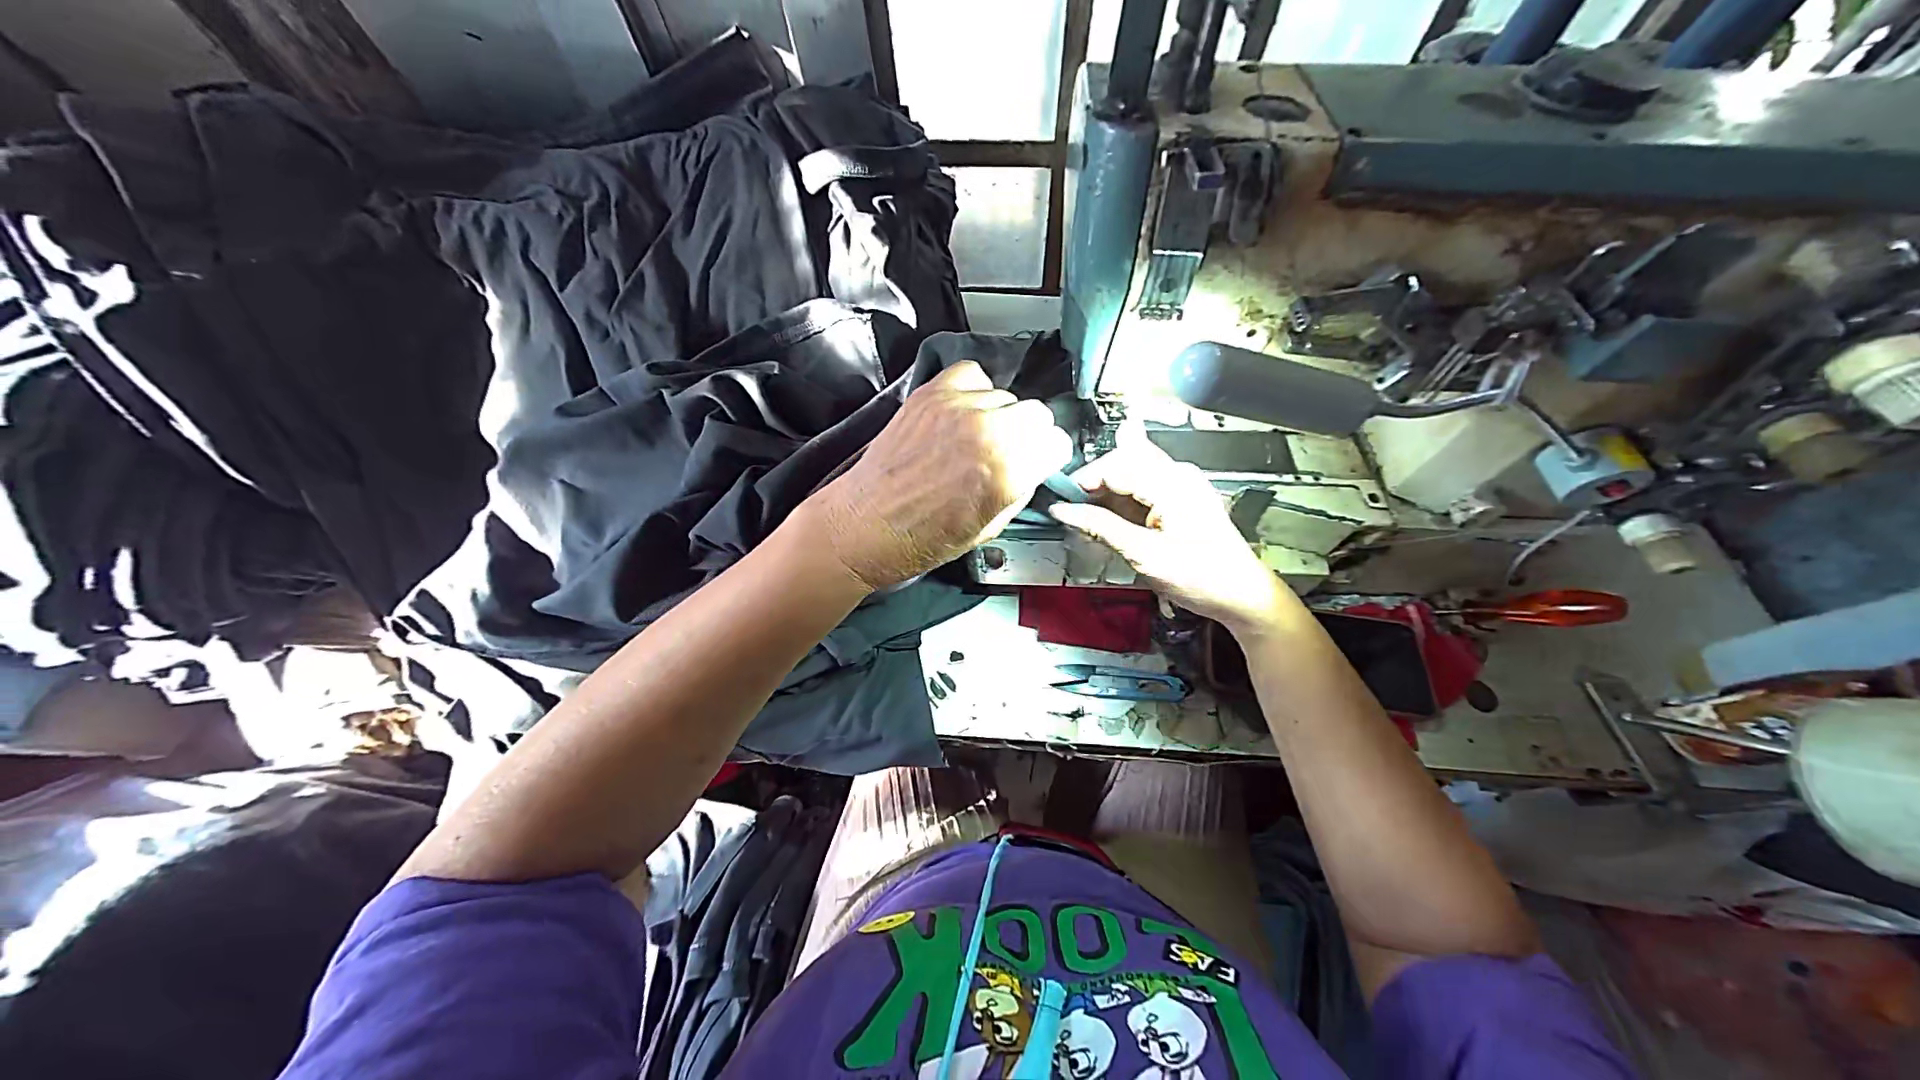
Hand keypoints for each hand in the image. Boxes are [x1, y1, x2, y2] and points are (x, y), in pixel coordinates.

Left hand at [805, 361, 1071, 590]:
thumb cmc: (918, 538)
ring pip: (1006, 395)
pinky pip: (972, 374)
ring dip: (998, 415)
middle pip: (1037, 413)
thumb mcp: (990, 527)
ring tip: (975, 438)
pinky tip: (963, 413)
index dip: (1047, 455)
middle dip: (1029, 433)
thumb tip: (1032, 466)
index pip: (1056, 443)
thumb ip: (1019, 488)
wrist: (865, 526)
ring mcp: (958, 409)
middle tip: (1009, 451)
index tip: (1038, 460)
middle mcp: (989, 433)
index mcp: (1009, 472)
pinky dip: (973, 390)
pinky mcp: (931, 396)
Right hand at [1049, 420, 1297, 635]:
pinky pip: (1140, 490)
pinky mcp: (1179, 501)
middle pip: (1120, 463)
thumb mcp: (1144, 555)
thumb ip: (1101, 528)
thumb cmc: (1208, 577)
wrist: (1242, 596)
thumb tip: (1066, 512)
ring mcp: (1180, 486)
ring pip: (1128, 476)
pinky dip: (1120, 505)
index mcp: (1172, 482)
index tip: (1061, 502)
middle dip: (1092, 486)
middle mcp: (1178, 476)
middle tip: (1072, 511)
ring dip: (1105, 496)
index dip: (1082, 482)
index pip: (1113, 465)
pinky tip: (1112, 524)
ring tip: (1090, 522)